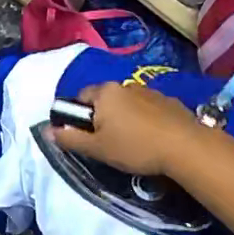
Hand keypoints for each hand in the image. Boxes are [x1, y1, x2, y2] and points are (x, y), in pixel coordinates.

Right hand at [47, 82, 207, 176]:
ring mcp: (150, 91)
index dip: (78, 117)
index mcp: (105, 92)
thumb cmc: (134, 147)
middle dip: (102, 117)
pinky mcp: (170, 102)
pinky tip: (152, 139)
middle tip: (107, 143)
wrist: (186, 147)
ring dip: (125, 118)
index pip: (80, 97)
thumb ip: (69, 138)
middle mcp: (126, 85)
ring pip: (127, 104)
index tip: (85, 136)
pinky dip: (145, 120)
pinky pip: (148, 109)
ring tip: (133, 143)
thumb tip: (47, 130)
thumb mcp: (96, 149)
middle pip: (104, 99)